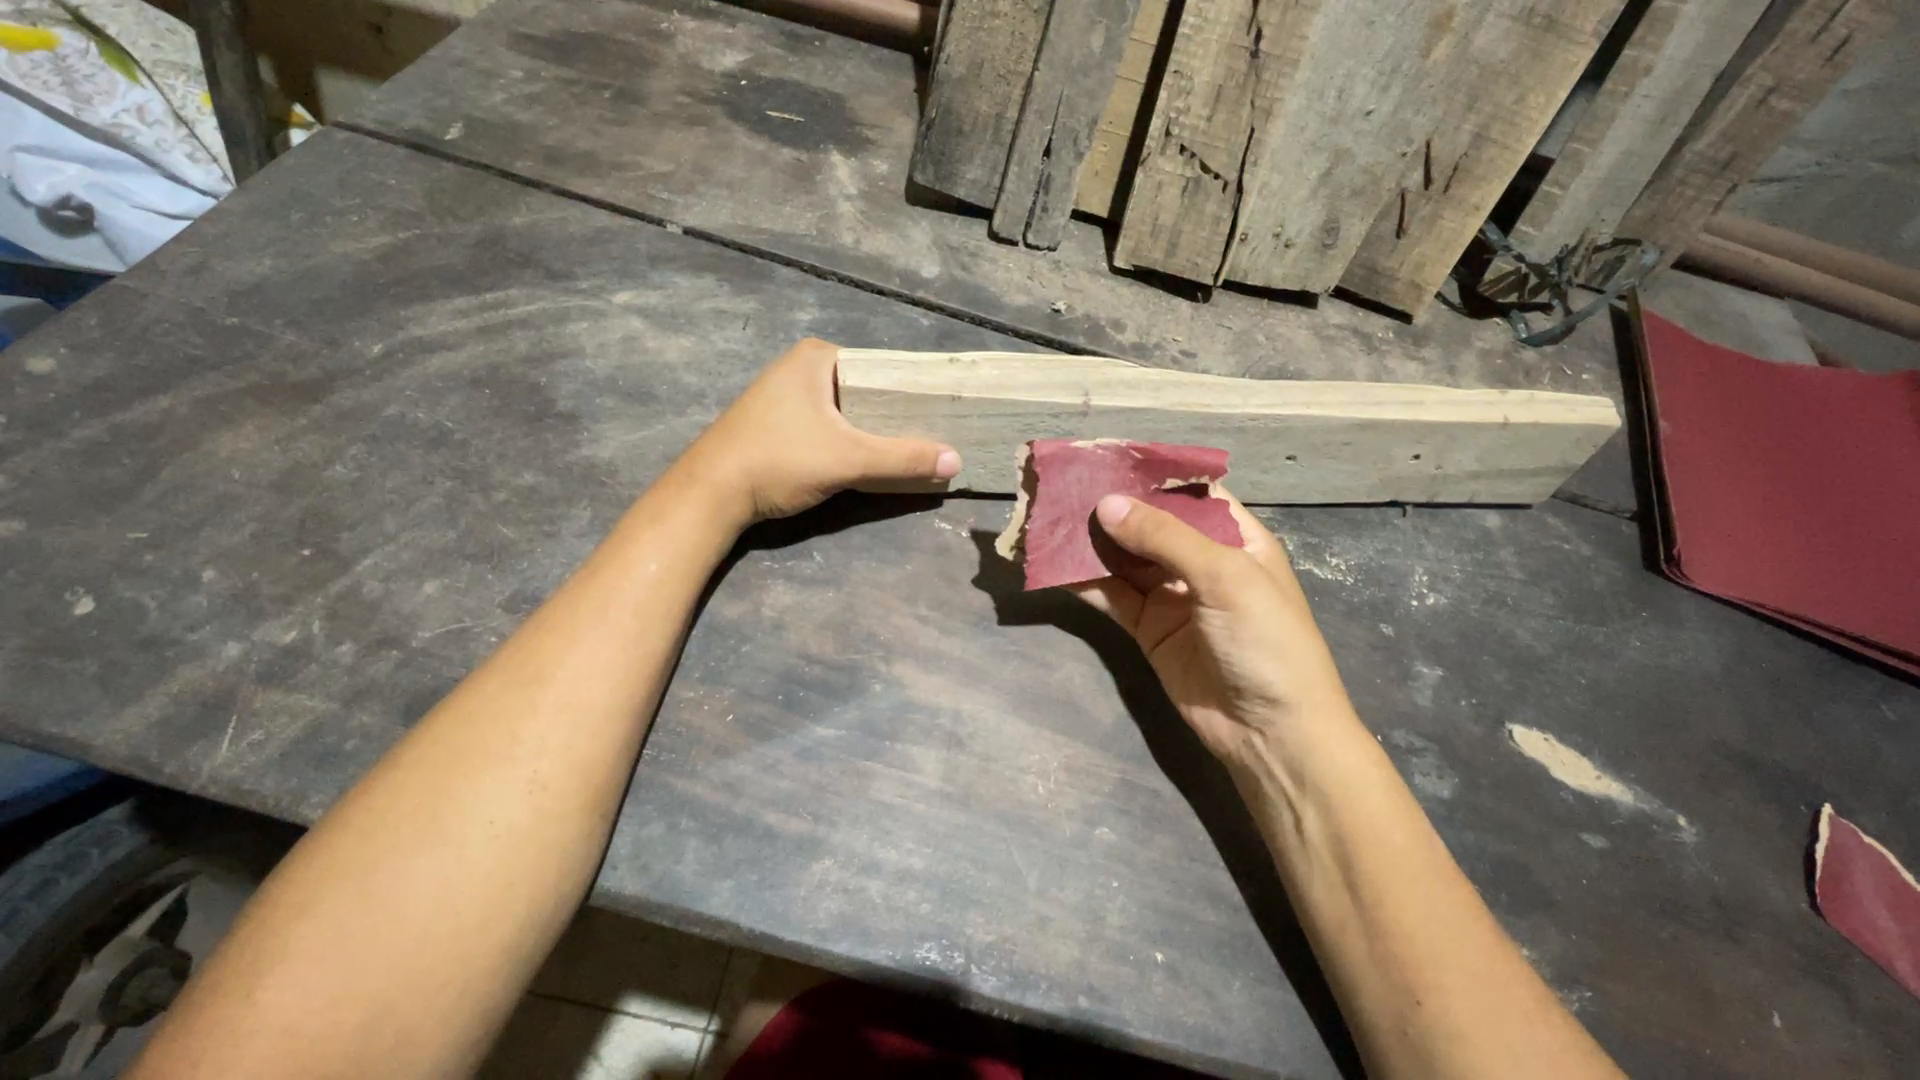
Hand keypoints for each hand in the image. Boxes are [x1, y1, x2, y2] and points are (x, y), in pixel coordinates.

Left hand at [677, 339, 960, 522]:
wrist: (710, 494)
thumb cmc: (779, 460)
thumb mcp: (849, 459)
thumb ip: (903, 458)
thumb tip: (957, 461)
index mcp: (818, 358)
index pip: (883, 368)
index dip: (914, 393)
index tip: (944, 415)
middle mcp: (801, 368)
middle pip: (866, 391)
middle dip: (895, 416)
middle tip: (933, 438)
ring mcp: (785, 396)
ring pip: (847, 413)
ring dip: (872, 433)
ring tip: (909, 452)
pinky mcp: (776, 425)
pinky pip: (828, 427)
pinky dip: (848, 442)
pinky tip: (866, 461)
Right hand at [1069, 492, 1360, 764]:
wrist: (1272, 732)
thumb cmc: (1266, 642)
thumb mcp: (1225, 577)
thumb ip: (1165, 538)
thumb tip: (1105, 504)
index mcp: (1237, 539)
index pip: (1191, 494)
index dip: (1151, 476)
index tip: (1105, 458)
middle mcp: (1203, 562)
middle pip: (1151, 524)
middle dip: (1112, 507)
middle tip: (1064, 486)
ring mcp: (1174, 597)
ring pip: (1126, 560)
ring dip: (1092, 543)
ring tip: (1050, 519)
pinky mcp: (1149, 630)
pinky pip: (1113, 598)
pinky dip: (1086, 583)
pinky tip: (1056, 567)